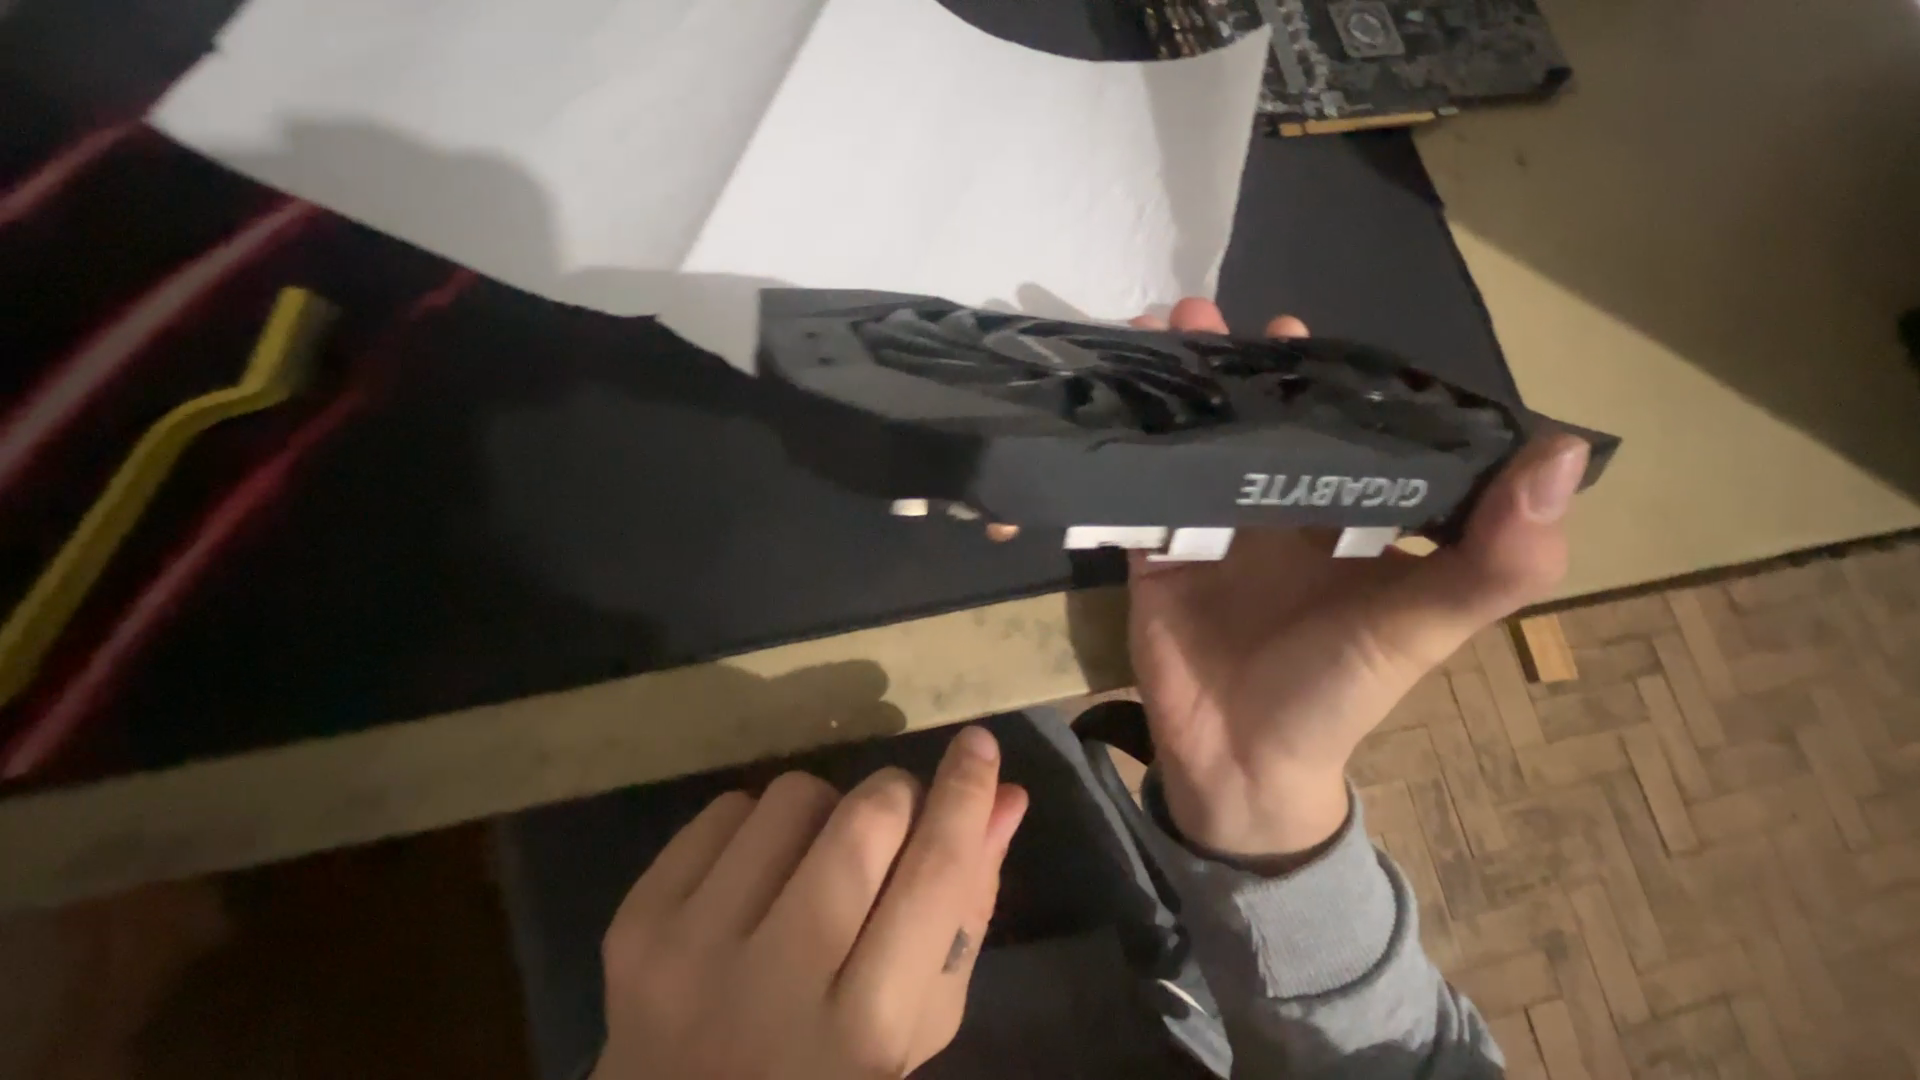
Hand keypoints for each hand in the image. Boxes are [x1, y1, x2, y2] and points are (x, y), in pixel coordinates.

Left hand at [593, 727, 1027, 1078]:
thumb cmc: (828, 1073)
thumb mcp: (918, 1020)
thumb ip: (965, 910)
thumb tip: (1004, 797)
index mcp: (865, 1026)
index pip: (935, 875)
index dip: (965, 795)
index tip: (978, 744)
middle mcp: (775, 986)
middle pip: (863, 821)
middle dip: (895, 798)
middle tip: (894, 820)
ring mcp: (691, 952)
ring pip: (793, 797)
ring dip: (824, 811)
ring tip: (814, 863)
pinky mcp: (634, 923)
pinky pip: (725, 808)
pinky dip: (757, 825)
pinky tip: (754, 881)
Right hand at [1128, 299, 1588, 859]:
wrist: (1239, 758)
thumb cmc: (1338, 693)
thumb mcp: (1421, 629)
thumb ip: (1495, 560)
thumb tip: (1566, 450)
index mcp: (1347, 515)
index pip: (1342, 425)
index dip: (1322, 373)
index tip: (1292, 326)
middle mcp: (1278, 507)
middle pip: (1257, 418)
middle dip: (1229, 364)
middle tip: (1202, 312)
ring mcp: (1211, 524)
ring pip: (1195, 438)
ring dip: (1176, 386)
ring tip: (1156, 331)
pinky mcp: (1156, 547)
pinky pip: (1140, 485)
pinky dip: (1127, 442)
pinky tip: (1111, 398)